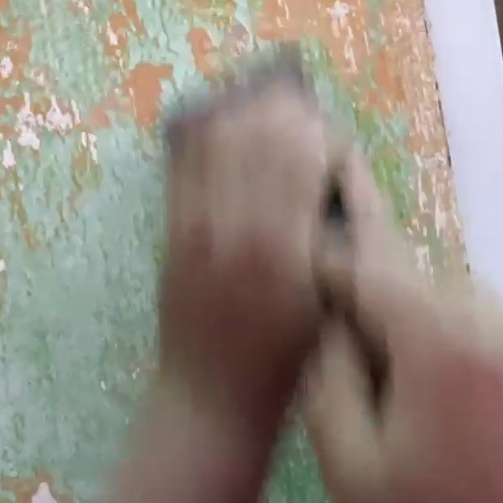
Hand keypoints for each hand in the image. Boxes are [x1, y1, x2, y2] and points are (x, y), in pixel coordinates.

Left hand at [158, 70, 331, 437]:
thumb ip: (331, 233)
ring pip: (218, 137)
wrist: (211, 399)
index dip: (321, 133)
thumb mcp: (327, 302)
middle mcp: (236, 225)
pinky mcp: (170, 231)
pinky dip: (205, 133)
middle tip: (299, 108)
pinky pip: (184, 163)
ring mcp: (195, 225)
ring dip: (243, 111)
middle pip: (259, 133)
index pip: (303, 153)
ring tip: (264, 104)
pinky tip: (221, 121)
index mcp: (286, 248)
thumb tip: (331, 170)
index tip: (332, 136)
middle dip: (283, 110)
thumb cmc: (286, 364)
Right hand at [301, 158, 502, 502]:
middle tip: (361, 362)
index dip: (332, 262)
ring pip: (471, 310)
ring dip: (433, 329)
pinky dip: (479, 357)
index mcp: (446, 342)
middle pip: (425, 284)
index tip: (308, 268)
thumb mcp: (356, 483)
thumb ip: (329, 387)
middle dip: (384, 306)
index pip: (372, 268)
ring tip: (419, 404)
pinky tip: (478, 430)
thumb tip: (331, 332)